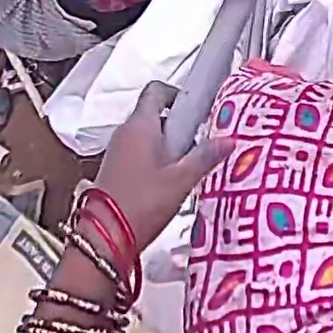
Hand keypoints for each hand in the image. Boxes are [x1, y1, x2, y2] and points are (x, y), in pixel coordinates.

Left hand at [91, 82, 233, 249]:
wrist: (102, 243)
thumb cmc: (143, 203)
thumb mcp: (181, 180)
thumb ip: (205, 156)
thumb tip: (230, 139)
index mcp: (140, 124)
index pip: (156, 90)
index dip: (177, 94)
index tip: (195, 112)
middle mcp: (125, 131)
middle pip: (154, 113)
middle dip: (177, 125)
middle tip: (197, 143)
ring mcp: (116, 151)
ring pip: (146, 134)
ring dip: (166, 144)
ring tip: (185, 167)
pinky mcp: (112, 170)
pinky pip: (137, 152)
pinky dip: (153, 159)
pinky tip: (167, 183)